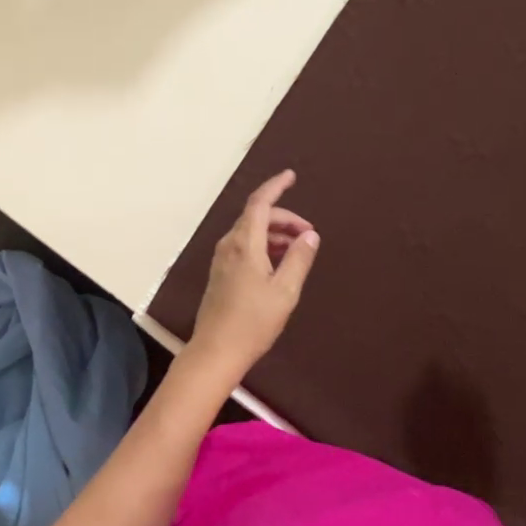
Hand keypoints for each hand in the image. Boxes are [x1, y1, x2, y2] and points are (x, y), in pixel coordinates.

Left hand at [187, 170, 320, 384]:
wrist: (216, 350)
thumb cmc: (253, 322)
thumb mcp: (285, 291)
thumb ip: (299, 259)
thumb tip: (310, 235)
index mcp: (244, 243)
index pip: (259, 203)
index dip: (275, 186)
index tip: (291, 176)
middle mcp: (229, 244)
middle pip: (256, 217)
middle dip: (284, 218)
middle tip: (309, 234)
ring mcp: (222, 258)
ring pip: (250, 232)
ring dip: (275, 234)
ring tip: (299, 250)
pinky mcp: (221, 272)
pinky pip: (245, 246)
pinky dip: (264, 246)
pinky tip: (279, 263)